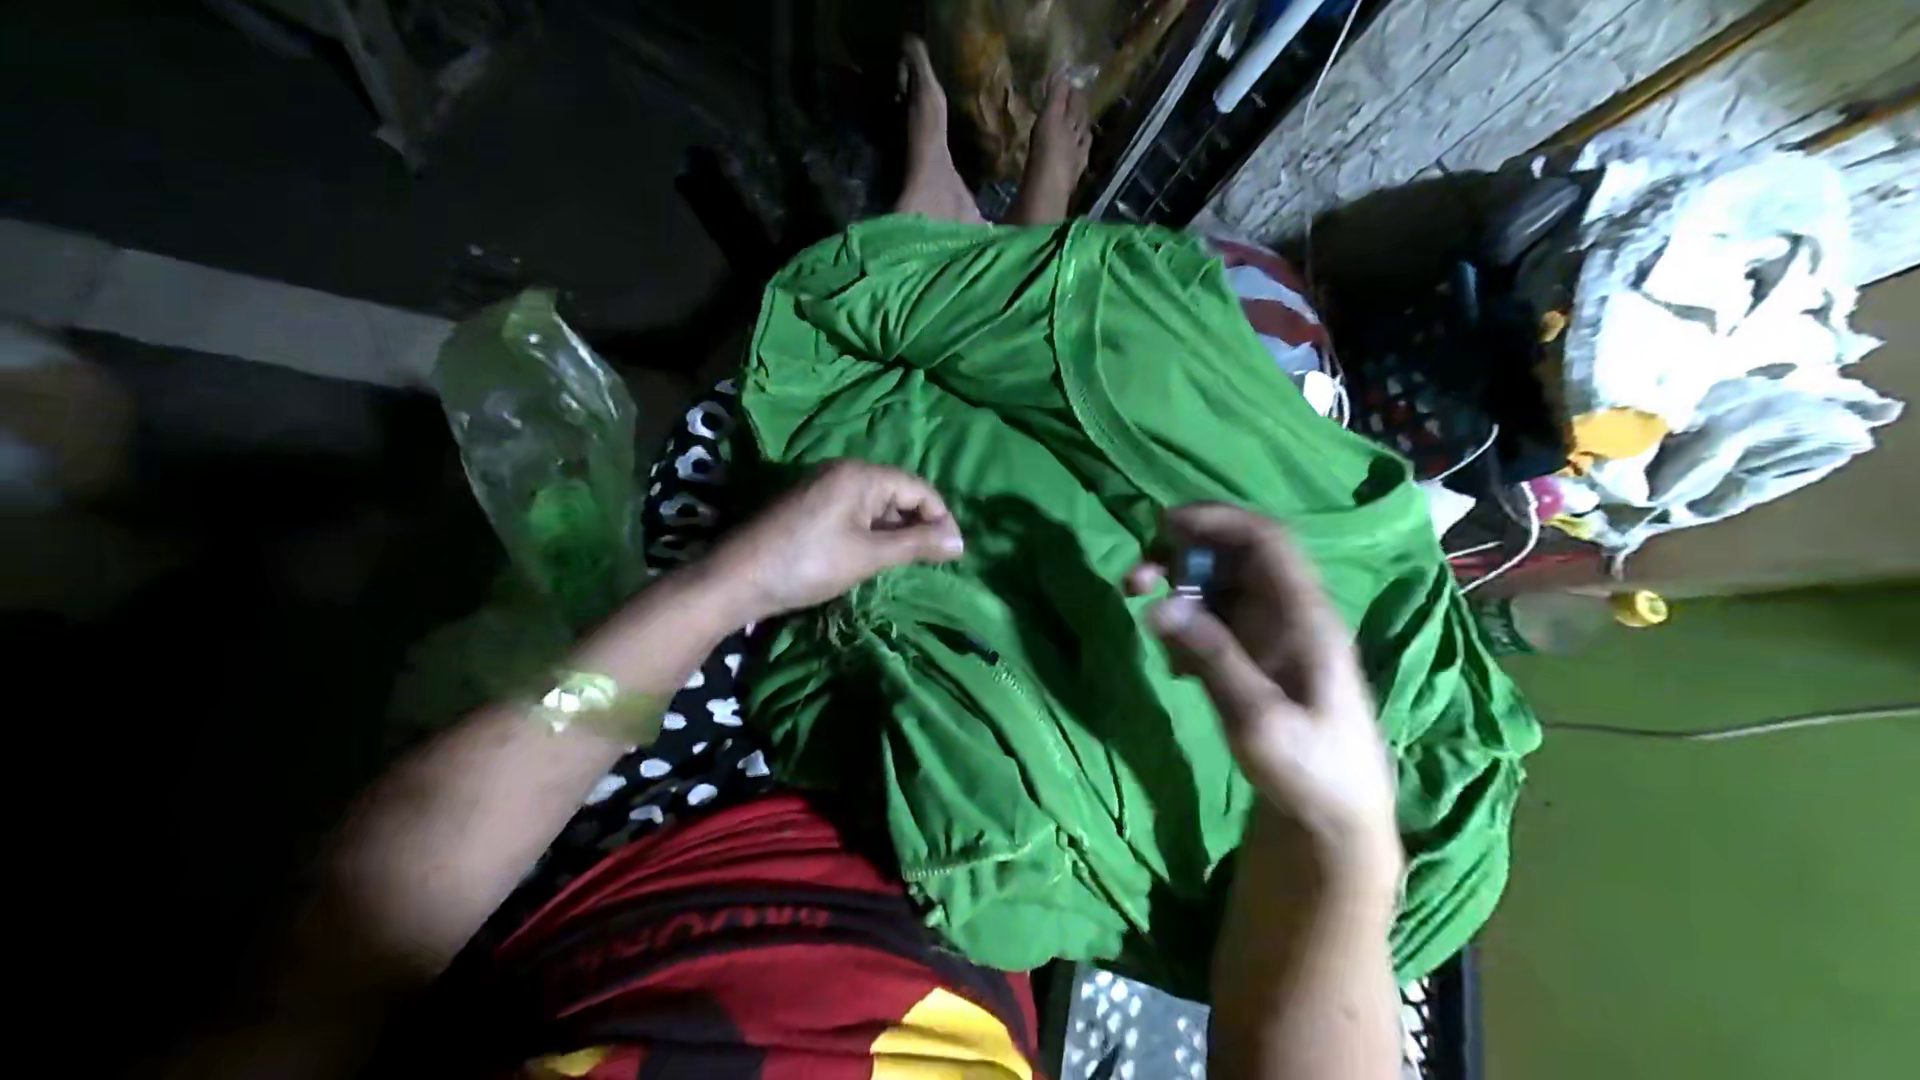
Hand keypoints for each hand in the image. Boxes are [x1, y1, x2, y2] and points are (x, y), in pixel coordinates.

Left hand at [704, 460, 964, 623]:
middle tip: (931, 560)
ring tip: (906, 562)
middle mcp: (843, 470)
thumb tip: (960, 542)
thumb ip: (917, 545)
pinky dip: (871, 530)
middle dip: (918, 524)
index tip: (953, 552)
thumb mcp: (868, 555)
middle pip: (897, 491)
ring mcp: (823, 486)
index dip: (941, 517)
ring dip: (895, 530)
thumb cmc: (808, 564)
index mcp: (861, 474)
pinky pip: (854, 510)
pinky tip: (873, 555)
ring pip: (875, 503)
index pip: (918, 488)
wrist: (736, 579)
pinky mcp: (809, 504)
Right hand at [1128, 504, 1399, 875]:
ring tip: (1142, 613)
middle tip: (1135, 578)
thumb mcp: (1260, 719)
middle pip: (1234, 557)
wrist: (1336, 820)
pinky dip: (1184, 629)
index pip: (1265, 540)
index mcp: (1304, 616)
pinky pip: (1211, 624)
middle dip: (1181, 556)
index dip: (1217, 520)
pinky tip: (1174, 666)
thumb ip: (1213, 657)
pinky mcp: (1252, 659)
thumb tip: (1160, 605)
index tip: (1162, 525)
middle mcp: (1287, 614)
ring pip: (1217, 588)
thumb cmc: (1311, 769)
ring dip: (1176, 591)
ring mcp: (1269, 636)